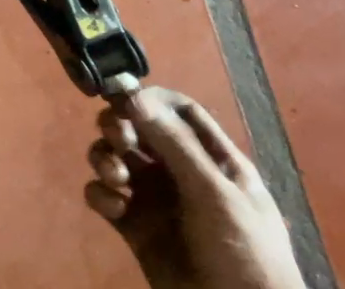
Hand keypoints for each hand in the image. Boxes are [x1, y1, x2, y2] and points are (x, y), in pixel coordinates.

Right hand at [85, 87, 306, 288]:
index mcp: (213, 161)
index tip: (125, 99)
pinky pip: (105, 196)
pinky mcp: (133, 226)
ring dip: (105, 159)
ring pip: (115, 159)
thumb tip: (132, 93)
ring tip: (114, 179)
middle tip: (116, 139)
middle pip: (138, 130)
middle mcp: (180, 173)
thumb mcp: (215, 195)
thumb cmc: (243, 251)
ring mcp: (155, 199)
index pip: (179, 111)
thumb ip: (174, 144)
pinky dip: (100, 195)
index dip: (151, 99)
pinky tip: (111, 206)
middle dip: (119, 128)